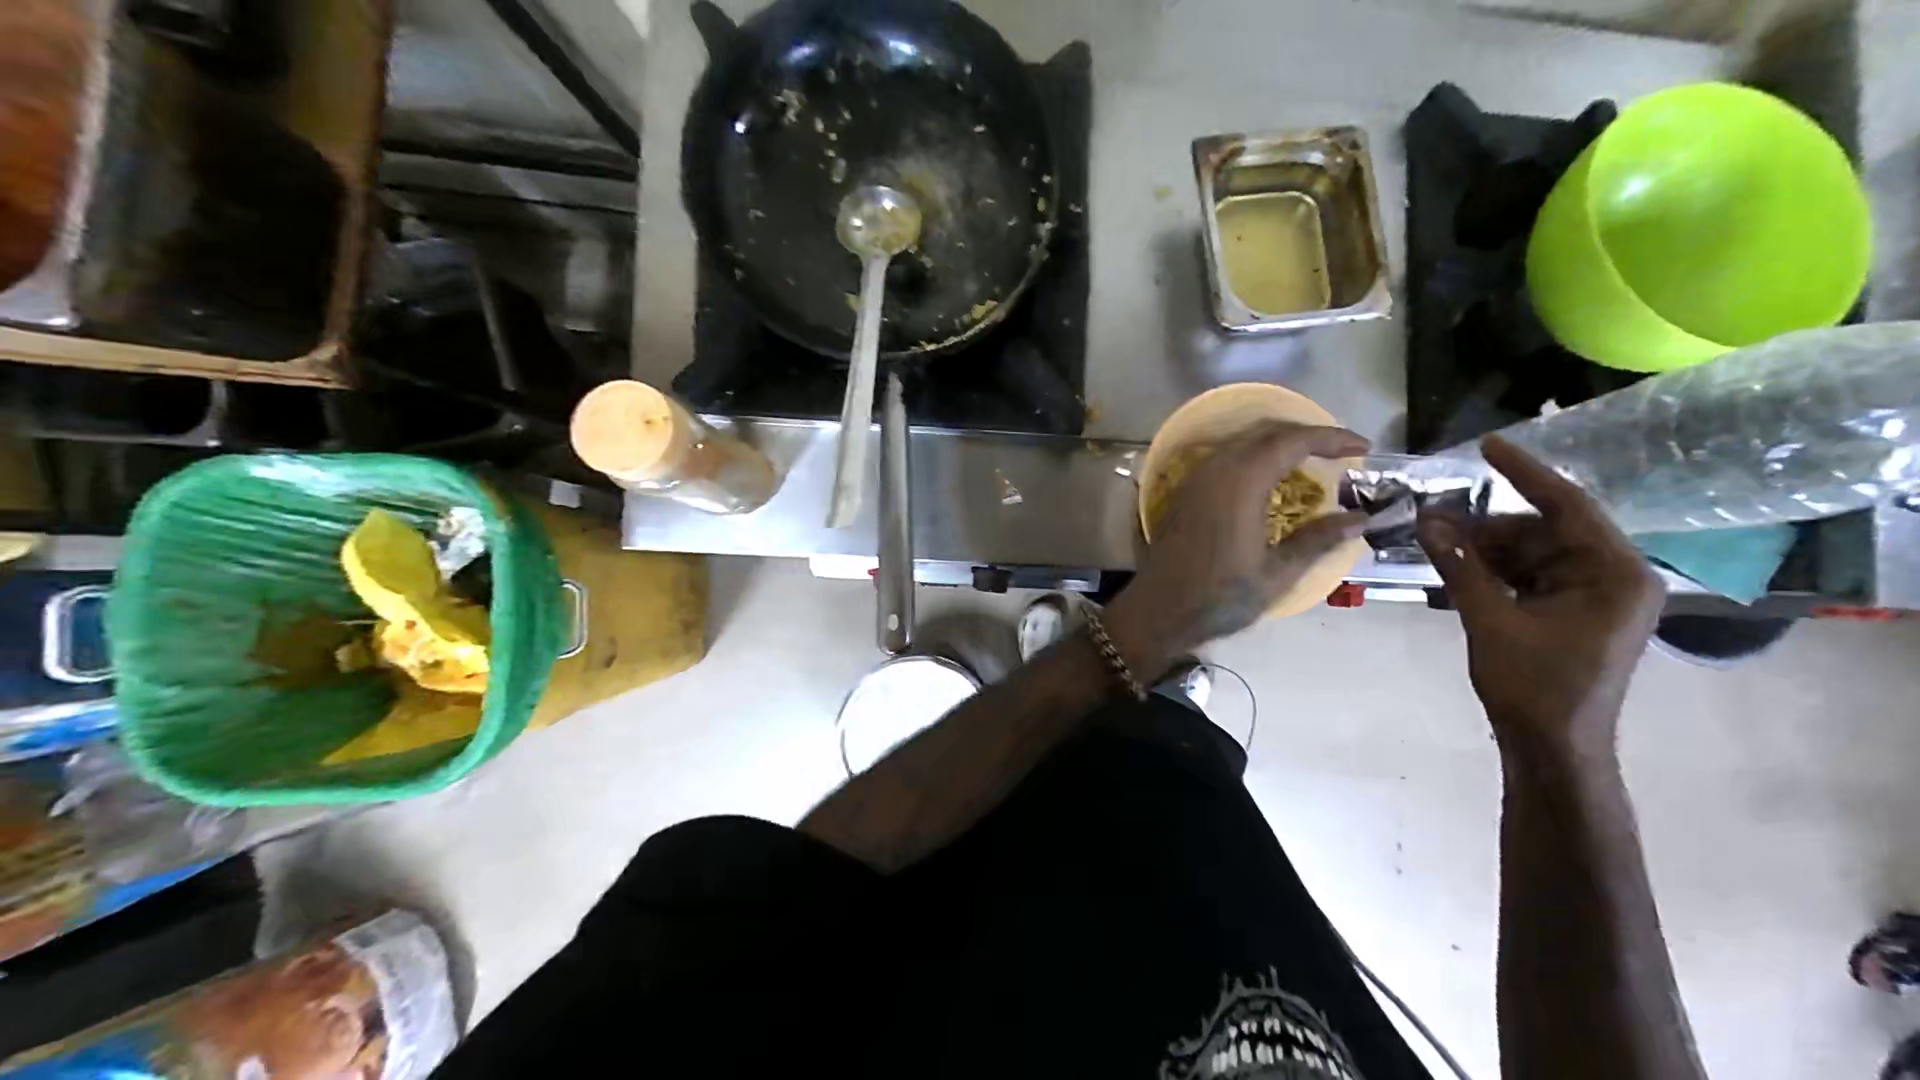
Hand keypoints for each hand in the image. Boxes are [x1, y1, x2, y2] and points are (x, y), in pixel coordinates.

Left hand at [1106, 423, 1369, 680]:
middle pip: (1266, 432)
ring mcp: (1195, 479)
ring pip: (1242, 441)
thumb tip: (1361, 519)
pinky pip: (1224, 457)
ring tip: (1311, 461)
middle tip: (1341, 451)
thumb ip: (1319, 540)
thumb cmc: (1220, 596)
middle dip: (1307, 434)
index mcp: (1242, 483)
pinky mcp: (1184, 492)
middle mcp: (1216, 470)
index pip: (1292, 441)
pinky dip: (1254, 456)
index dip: (1331, 438)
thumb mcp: (1278, 573)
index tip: (1363, 448)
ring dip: (1278, 443)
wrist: (1159, 611)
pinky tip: (1270, 478)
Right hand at [1417, 435, 1663, 759]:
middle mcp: (1613, 576)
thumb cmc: (1534, 685)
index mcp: (1614, 574)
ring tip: (1434, 542)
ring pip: (1532, 551)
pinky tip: (1456, 565)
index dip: (1524, 473)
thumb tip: (1426, 522)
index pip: (1568, 506)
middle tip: (1432, 517)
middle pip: (1544, 529)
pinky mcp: (1571, 611)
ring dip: (1484, 546)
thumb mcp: (1490, 621)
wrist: (1553, 746)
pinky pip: (1529, 573)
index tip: (1486, 445)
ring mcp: (1593, 595)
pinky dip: (1493, 568)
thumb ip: (1461, 567)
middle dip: (1487, 523)